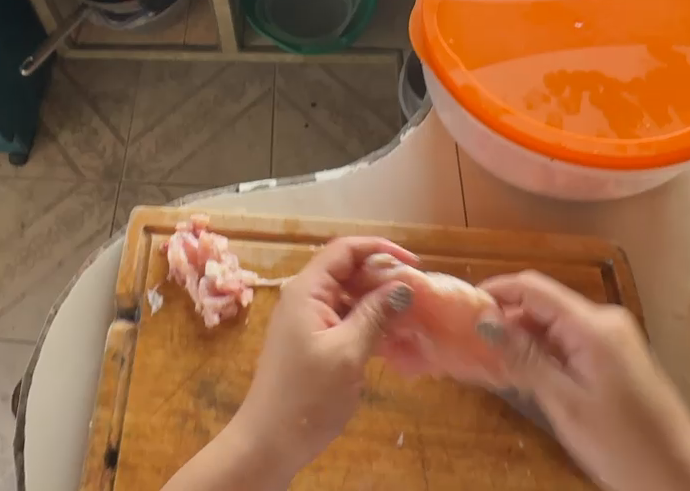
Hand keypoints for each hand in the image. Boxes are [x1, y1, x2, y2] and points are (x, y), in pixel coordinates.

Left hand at [167, 236, 417, 489]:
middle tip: (419, 295)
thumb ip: (375, 315)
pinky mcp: (314, 339)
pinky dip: (369, 322)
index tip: (415, 264)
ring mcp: (309, 318)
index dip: (380, 249)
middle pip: (348, 270)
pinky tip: (394, 337)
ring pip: (349, 295)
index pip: (345, 249)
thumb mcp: (347, 353)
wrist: (269, 441)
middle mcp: (306, 295)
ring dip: (378, 302)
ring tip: (413, 316)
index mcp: (308, 288)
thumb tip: (403, 286)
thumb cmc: (307, 396)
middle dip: (382, 277)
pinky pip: (345, 318)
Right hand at [477, 271, 689, 490]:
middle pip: (542, 302)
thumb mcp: (565, 402)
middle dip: (506, 317)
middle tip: (471, 341)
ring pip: (554, 323)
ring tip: (492, 360)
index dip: (494, 291)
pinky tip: (526, 373)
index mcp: (592, 324)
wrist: (686, 487)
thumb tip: (482, 320)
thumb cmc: (624, 447)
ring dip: (524, 336)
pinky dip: (545, 351)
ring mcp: (613, 338)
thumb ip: (523, 357)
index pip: (532, 286)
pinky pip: (570, 339)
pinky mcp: (617, 358)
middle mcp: (603, 320)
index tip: (461, 308)